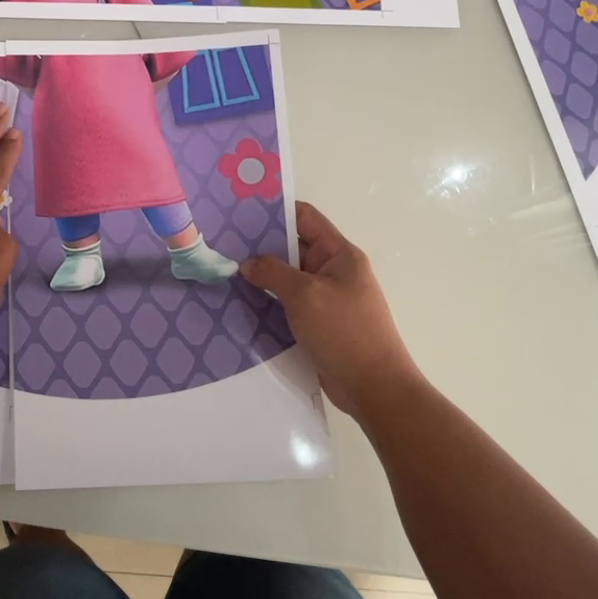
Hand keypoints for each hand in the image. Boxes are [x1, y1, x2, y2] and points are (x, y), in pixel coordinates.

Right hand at [240, 201, 420, 419]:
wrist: (375, 389)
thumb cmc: (344, 332)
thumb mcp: (305, 295)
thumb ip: (273, 272)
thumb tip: (248, 264)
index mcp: (340, 254)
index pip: (305, 218)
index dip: (275, 210)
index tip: (240, 209)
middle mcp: (334, 272)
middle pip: (293, 247)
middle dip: (260, 245)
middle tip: (222, 243)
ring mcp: (327, 299)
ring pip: (288, 278)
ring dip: (262, 276)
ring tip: (224, 271)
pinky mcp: (319, 324)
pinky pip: (289, 304)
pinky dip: (269, 302)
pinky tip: (241, 303)